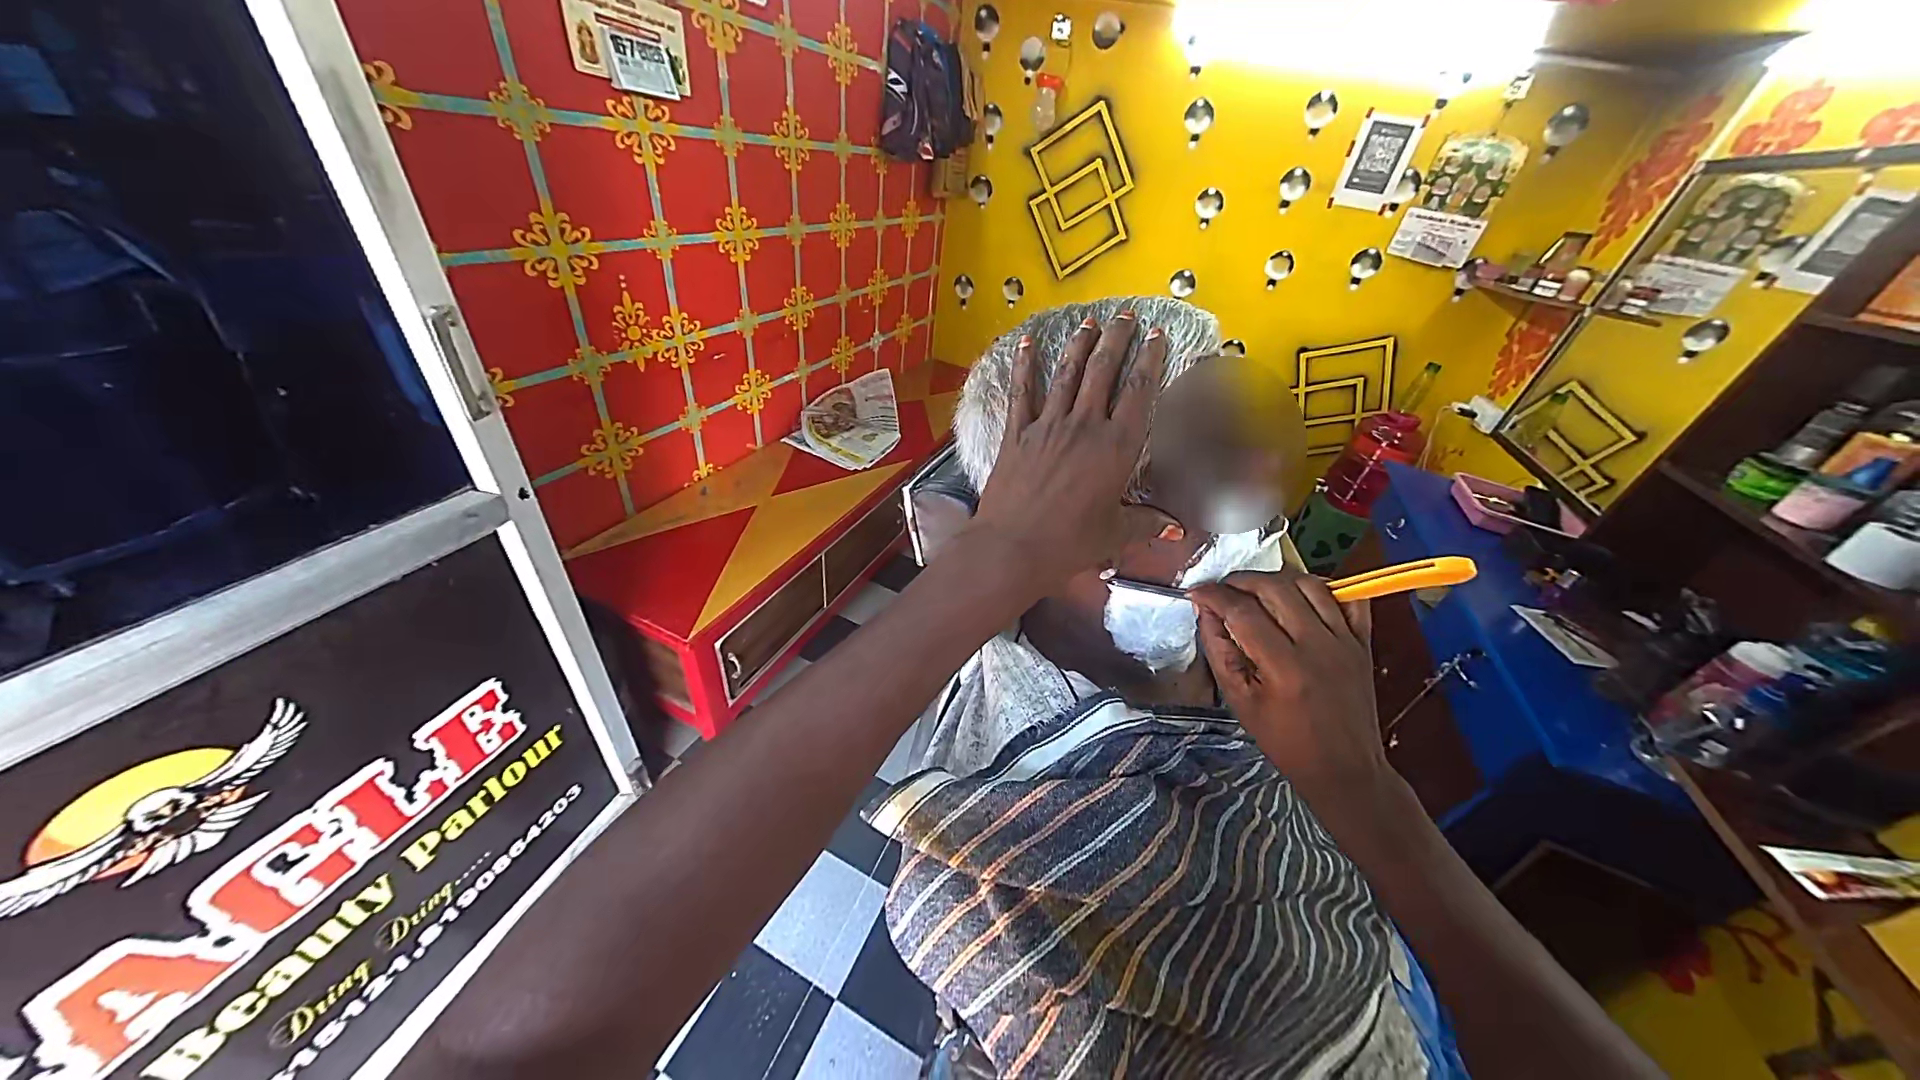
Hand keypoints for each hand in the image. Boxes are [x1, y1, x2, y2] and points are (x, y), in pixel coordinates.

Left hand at [963, 312, 1175, 592]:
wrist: (1013, 546)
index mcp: (1115, 447)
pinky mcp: (1017, 435)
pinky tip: (1028, 343)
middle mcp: (1083, 427)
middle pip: (1103, 371)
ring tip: (1089, 321)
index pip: (1138, 391)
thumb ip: (1145, 521)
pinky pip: (1022, 392)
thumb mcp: (1114, 532)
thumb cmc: (1067, 543)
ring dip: (1080, 345)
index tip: (1156, 336)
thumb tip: (1171, 526)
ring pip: (1067, 374)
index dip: (1150, 359)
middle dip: (1116, 339)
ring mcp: (1047, 427)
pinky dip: (1025, 365)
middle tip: (1125, 316)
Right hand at [1187, 569, 1388, 805]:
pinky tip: (1301, 595)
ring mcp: (1345, 640)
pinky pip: (1348, 597)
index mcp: (1284, 667)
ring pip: (1309, 584)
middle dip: (1240, 581)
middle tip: (1221, 589)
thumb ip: (1220, 651)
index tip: (1196, 593)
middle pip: (1274, 588)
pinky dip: (1323, 587)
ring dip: (1276, 579)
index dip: (1213, 595)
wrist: (1344, 768)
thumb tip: (1206, 611)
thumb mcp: (1239, 701)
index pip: (1242, 611)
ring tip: (1256, 590)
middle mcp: (1318, 645)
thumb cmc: (1285, 741)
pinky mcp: (1363, 641)